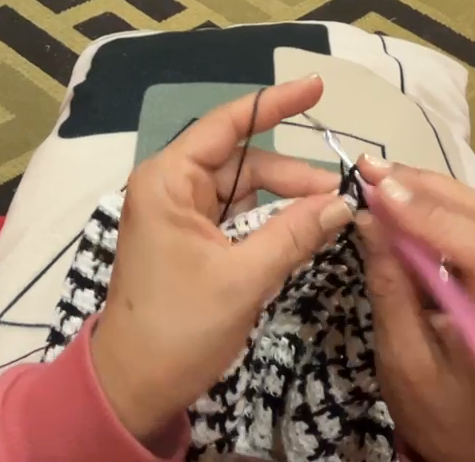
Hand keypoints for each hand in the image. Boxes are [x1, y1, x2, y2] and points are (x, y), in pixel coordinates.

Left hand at [90, 77, 355, 442]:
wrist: (133, 388)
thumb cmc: (179, 326)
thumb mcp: (243, 278)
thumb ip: (294, 234)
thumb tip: (342, 202)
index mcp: (169, 178)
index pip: (228, 124)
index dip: (274, 103)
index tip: (317, 86)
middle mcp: (172, 184)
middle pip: (243, 160)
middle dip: (292, 173)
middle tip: (339, 192)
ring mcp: (181, 211)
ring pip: (244, 188)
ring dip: (285, 197)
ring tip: (330, 209)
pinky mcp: (190, 236)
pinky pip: (238, 213)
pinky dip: (270, 218)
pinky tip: (304, 225)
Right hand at [354, 156, 474, 461]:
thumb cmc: (441, 415)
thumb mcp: (403, 362)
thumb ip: (389, 287)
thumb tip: (367, 218)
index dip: (429, 214)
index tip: (377, 191)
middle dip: (423, 188)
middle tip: (367, 169)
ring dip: (428, 186)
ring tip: (377, 174)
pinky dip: (437, 200)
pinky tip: (403, 192)